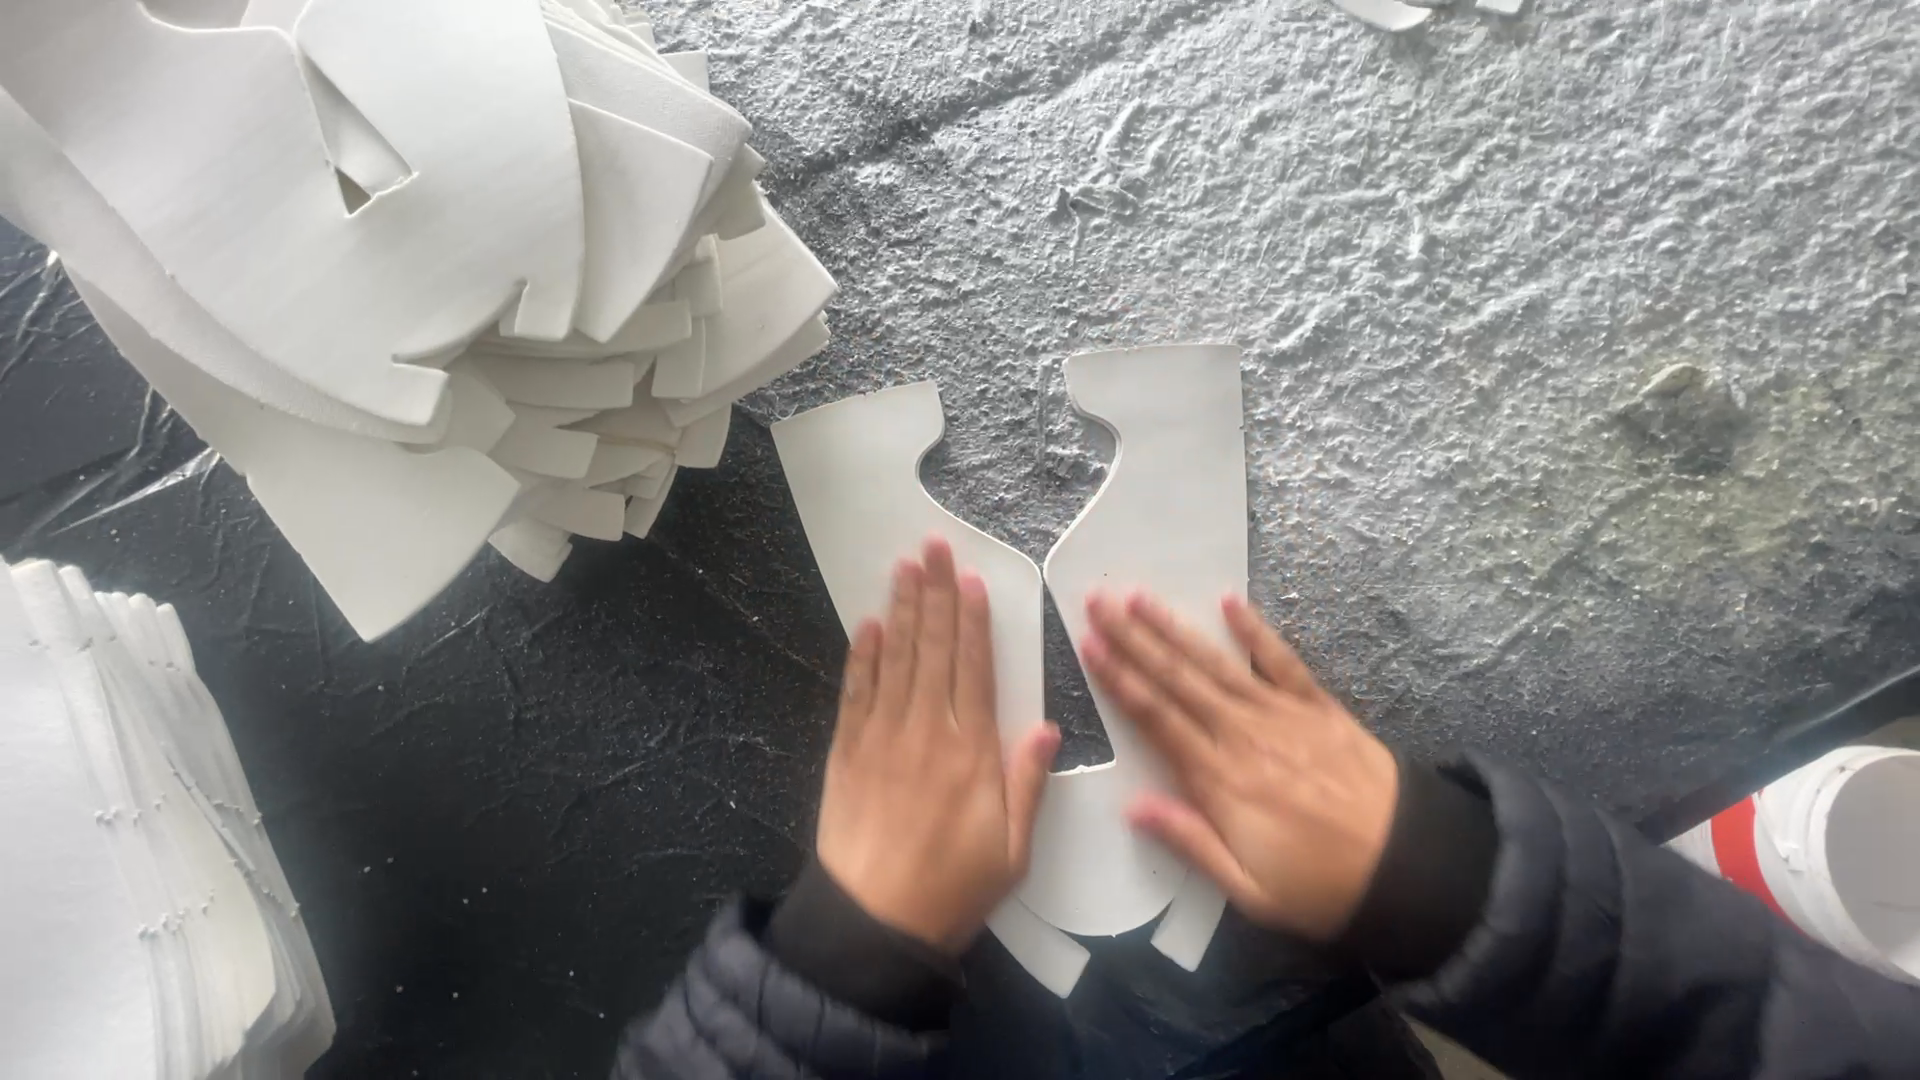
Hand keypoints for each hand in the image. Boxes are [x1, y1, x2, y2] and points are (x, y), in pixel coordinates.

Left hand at [816, 536, 1060, 953]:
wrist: (872, 925)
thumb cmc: (953, 889)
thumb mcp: (1011, 851)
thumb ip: (1027, 784)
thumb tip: (1047, 726)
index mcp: (971, 753)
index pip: (974, 670)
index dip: (973, 621)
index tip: (972, 580)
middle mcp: (926, 731)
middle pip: (933, 649)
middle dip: (936, 594)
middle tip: (934, 547)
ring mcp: (881, 736)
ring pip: (895, 659)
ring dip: (901, 610)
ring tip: (904, 567)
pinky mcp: (847, 750)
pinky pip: (855, 692)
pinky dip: (861, 655)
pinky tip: (867, 624)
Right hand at [1079, 591, 1398, 940]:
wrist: (1414, 871)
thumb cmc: (1321, 886)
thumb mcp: (1250, 891)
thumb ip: (1190, 842)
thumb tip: (1132, 805)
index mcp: (1220, 779)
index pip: (1156, 717)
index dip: (1118, 678)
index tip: (1089, 644)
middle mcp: (1242, 734)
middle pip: (1176, 678)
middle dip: (1132, 637)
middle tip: (1099, 600)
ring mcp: (1281, 715)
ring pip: (1215, 663)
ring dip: (1174, 627)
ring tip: (1140, 595)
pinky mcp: (1318, 707)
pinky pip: (1282, 661)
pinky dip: (1256, 630)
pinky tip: (1228, 601)